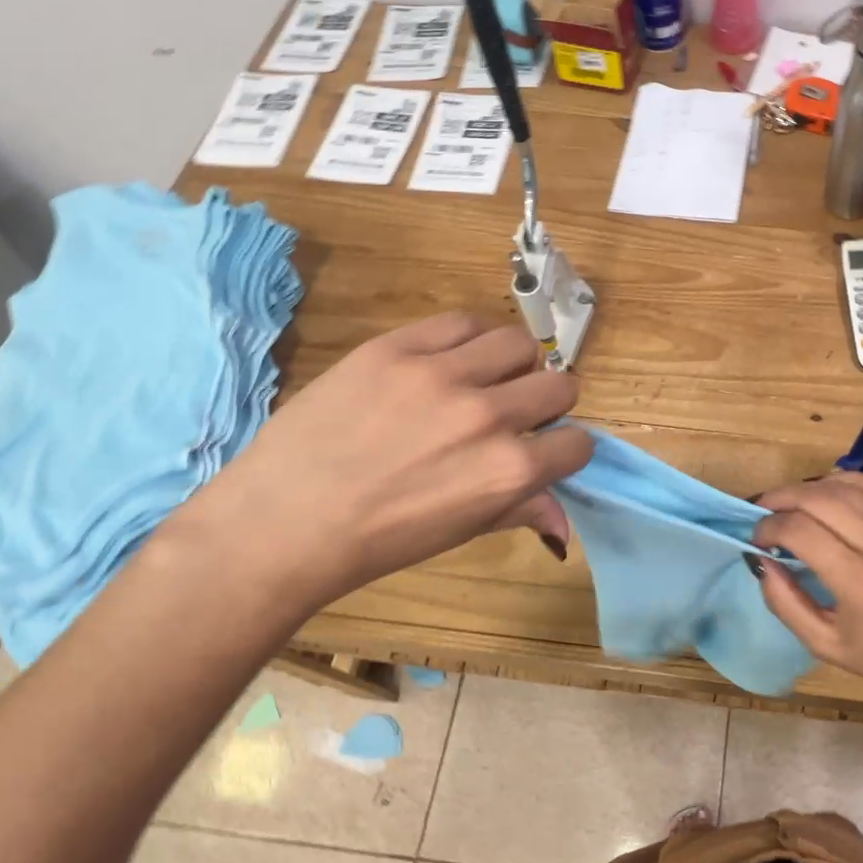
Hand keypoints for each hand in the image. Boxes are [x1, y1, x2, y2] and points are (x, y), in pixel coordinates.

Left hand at [163, 313, 591, 612]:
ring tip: (483, 380)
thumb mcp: (460, 531)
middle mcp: (488, 416)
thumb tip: (564, 522)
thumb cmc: (378, 539)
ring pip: (518, 343)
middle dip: (548, 403)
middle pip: (559, 385)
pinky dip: (469, 340)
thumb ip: (520, 512)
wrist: (284, 520)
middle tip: (517, 414)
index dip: (565, 449)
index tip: (545, 451)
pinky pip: (461, 322)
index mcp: (508, 472)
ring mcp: (441, 375)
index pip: (578, 443)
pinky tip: (450, 360)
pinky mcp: (396, 347)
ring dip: (514, 365)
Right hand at [751, 473, 862, 705]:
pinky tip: (827, 494)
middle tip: (762, 512)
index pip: (800, 531)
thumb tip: (761, 563)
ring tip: (789, 502)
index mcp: (858, 582)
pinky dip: (843, 481)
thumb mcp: (824, 644)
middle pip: (819, 500)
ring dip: (808, 488)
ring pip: (845, 486)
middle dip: (781, 499)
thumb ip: (785, 603)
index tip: (756, 539)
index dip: (768, 528)